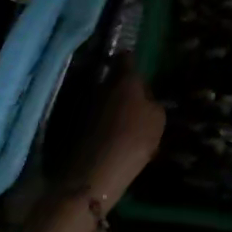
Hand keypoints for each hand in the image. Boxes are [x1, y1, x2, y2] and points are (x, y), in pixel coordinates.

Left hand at [74, 62, 165, 204]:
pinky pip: (93, 117)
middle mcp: (101, 85)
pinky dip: (101, 123)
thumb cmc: (133, 140)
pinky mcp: (73, 124)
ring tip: (124, 124)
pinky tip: (111, 139)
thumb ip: (152, 102)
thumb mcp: (158, 120)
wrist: (92, 173)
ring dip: (111, 106)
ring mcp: (84, 104)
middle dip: (122, 87)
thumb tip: (144, 97)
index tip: (136, 65)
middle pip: (113, 79)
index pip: (126, 58)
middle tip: (135, 100)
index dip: (131, 60)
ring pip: (103, 99)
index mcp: (124, 80)